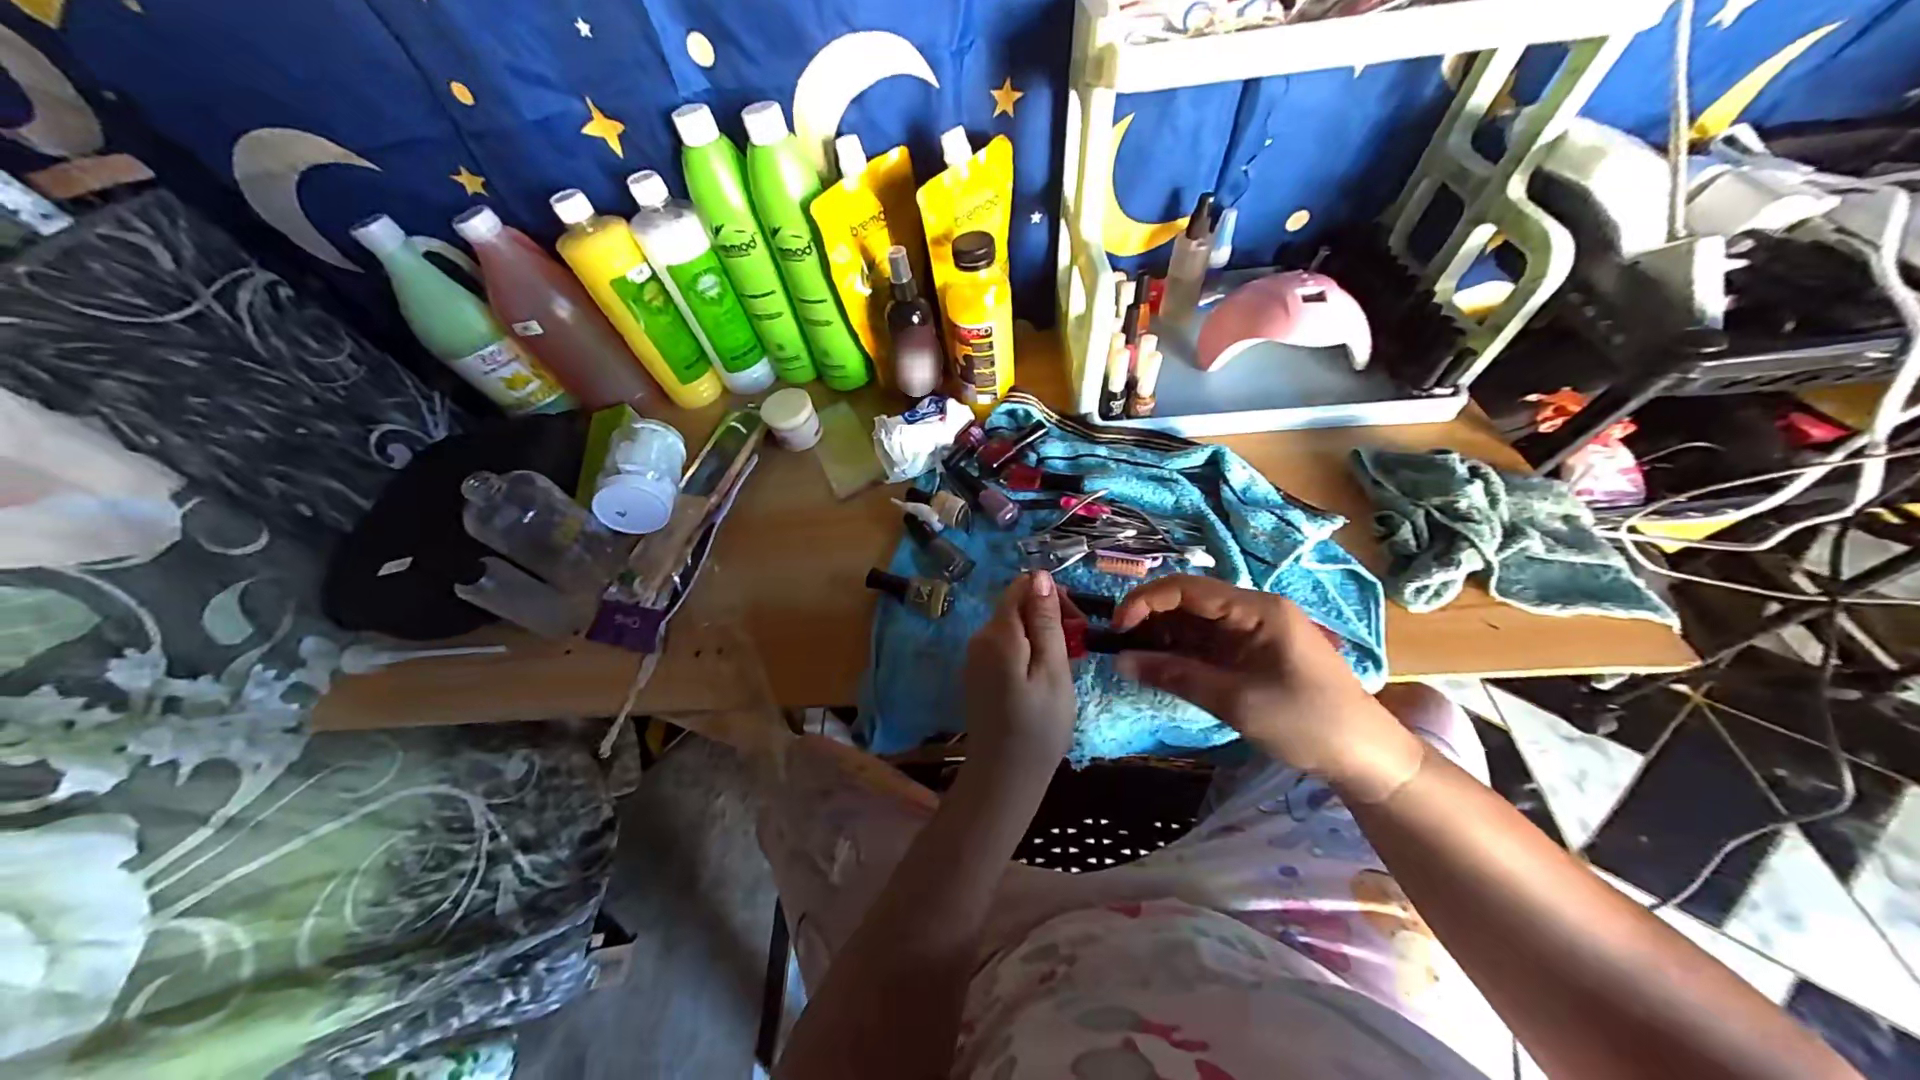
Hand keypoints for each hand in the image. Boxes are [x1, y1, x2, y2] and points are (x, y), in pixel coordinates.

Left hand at [963, 570, 1078, 779]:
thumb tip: (1040, 576)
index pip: (1021, 587)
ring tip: (1063, 666)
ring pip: (1012, 626)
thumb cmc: (1038, 725)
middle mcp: (979, 637)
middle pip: (1016, 605)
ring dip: (1040, 635)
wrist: (1003, 775)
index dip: (1051, 595)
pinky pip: (1004, 646)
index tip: (1076, 625)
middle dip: (1048, 616)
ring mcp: (975, 657)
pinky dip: (1026, 651)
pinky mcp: (977, 674)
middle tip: (1077, 648)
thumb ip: (1045, 621)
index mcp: (998, 633)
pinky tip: (1042, 677)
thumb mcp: (1052, 670)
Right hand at [1112, 575, 1424, 803]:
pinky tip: (1160, 668)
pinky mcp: (1251, 654)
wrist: (1367, 757)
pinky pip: (1206, 644)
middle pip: (1189, 601)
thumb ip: (1176, 676)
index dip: (1146, 601)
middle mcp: (1253, 612)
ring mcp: (1253, 633)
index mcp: (1257, 610)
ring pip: (1194, 623)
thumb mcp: (1237, 701)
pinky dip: (1180, 654)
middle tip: (1120, 648)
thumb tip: (1122, 661)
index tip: (1118, 628)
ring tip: (1134, 661)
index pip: (1188, 588)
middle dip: (1150, 619)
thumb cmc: (1307, 722)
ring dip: (1162, 638)